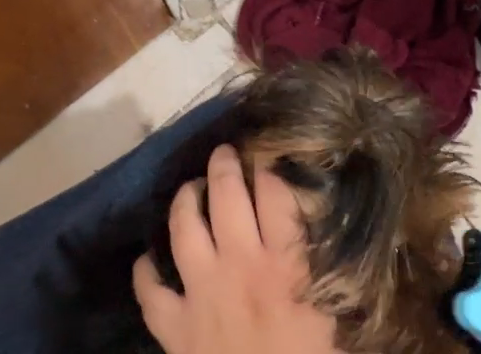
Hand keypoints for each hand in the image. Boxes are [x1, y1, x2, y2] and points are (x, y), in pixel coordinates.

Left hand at [132, 145, 339, 353]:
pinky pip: (149, 289)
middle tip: (226, 153)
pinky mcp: (173, 328)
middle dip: (224, 164)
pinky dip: (145, 270)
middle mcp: (239, 266)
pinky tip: (149, 258)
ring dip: (186, 199)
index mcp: (286, 266)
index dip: (270, 166)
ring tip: (192, 187)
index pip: (275, 192)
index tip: (269, 156)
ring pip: (183, 226)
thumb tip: (325, 235)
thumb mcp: (334, 320)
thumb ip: (326, 273)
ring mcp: (200, 294)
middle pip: (226, 194)